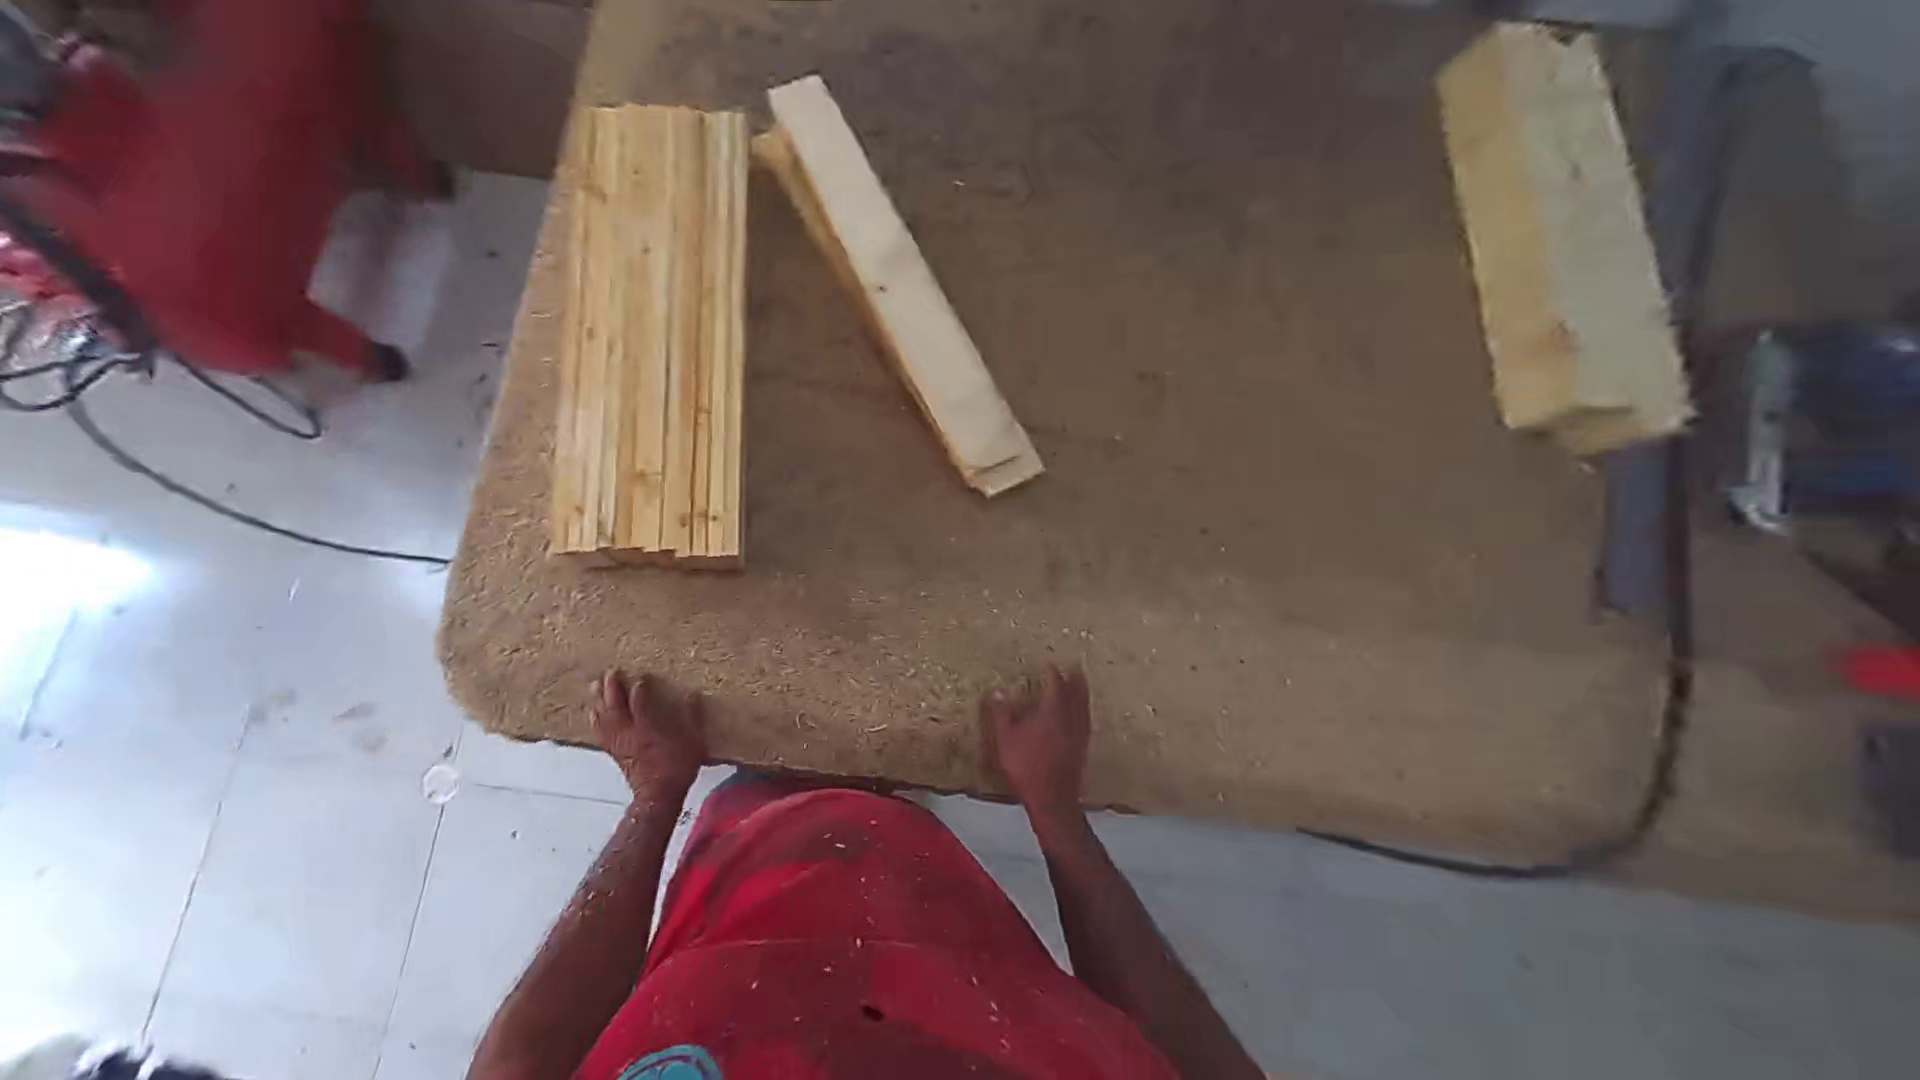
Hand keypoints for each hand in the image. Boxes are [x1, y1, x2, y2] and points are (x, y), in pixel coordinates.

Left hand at [592, 669, 705, 801]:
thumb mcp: (694, 740)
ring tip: (595, 685)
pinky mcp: (614, 751)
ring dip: (598, 699)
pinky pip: (600, 732)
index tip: (641, 675)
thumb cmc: (678, 766)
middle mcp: (629, 731)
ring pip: (603, 716)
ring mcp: (619, 742)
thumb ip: (692, 716)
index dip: (639, 685)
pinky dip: (595, 720)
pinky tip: (592, 713)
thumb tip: (692, 695)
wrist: (659, 795)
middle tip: (611, 672)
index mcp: (648, 726)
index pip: (639, 699)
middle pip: (615, 704)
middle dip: (613, 686)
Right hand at [982, 666, 1090, 821]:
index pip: (1055, 688)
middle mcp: (1069, 721)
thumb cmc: (1026, 767)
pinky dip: (1085, 713)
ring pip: (1083, 709)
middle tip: (1075, 669)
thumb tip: (997, 692)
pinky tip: (1082, 718)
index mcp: (1051, 714)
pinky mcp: (1082, 750)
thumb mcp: (1006, 739)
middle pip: (1075, 695)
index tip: (1051, 667)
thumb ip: (1002, 714)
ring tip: (1082, 686)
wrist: (1051, 798)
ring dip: (1083, 695)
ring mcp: (1078, 736)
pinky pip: (1086, 723)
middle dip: (1075, 681)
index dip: (1054, 676)